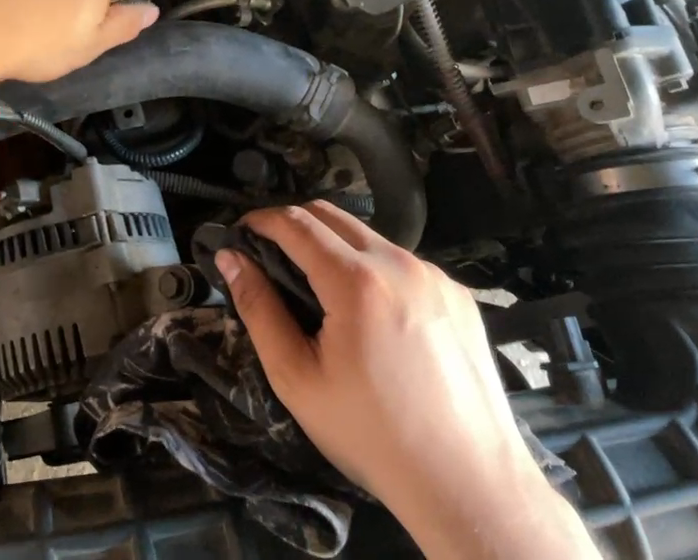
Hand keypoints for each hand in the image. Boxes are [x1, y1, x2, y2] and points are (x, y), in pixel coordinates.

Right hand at [217, 202, 597, 558]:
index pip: (297, 223)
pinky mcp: (460, 297)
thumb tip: (230, 258)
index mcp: (357, 281)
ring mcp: (436, 278)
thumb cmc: (370, 433)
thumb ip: (258, 309)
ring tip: (321, 295)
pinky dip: (375, 273)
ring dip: (336, 249)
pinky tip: (373, 319)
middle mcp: (400, 264)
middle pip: (333, 216)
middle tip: (271, 258)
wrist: (467, 481)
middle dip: (294, 225)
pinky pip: (404, 266)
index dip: (261, 220)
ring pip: (371, 239)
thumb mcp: (296, 377)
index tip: (240, 232)